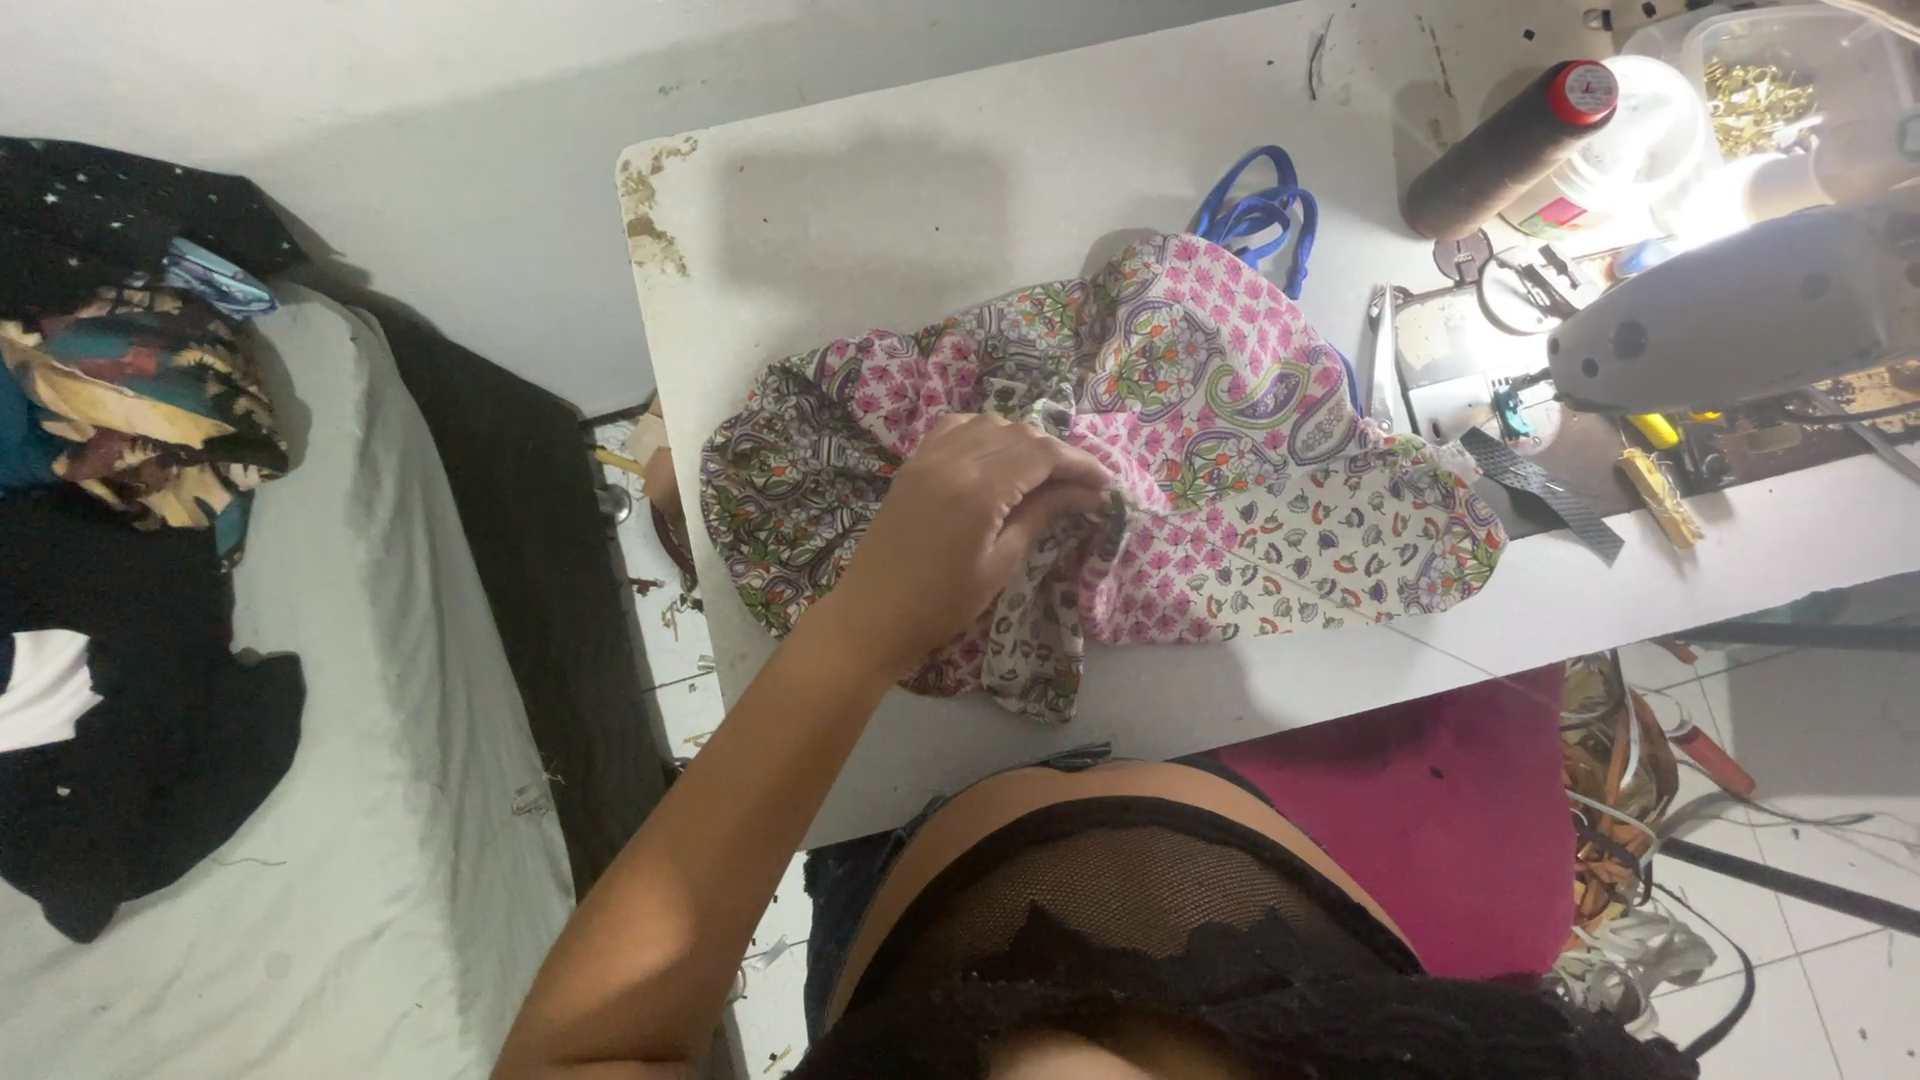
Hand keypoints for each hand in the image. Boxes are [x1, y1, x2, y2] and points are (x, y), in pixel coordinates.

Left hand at [804, 414, 1112, 679]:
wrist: (871, 615)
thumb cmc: (941, 603)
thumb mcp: (1000, 564)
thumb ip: (1041, 517)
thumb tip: (1085, 495)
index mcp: (978, 489)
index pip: (1042, 454)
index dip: (1080, 463)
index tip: (1105, 484)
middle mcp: (952, 459)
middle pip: (1020, 433)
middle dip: (1057, 453)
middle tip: (1080, 485)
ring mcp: (927, 457)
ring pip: (989, 424)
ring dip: (1022, 440)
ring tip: (1042, 472)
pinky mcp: (912, 463)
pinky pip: (955, 428)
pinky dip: (984, 433)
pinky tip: (996, 456)